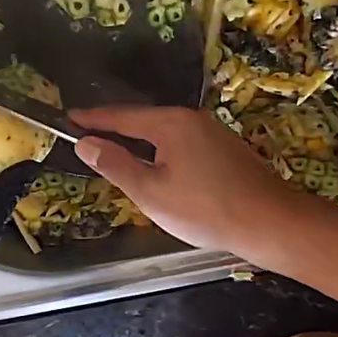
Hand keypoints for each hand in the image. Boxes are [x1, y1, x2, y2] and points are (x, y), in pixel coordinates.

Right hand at [69, 105, 323, 259]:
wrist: (268, 221)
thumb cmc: (204, 209)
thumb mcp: (151, 192)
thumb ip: (116, 165)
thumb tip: (86, 142)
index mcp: (170, 123)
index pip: (122, 116)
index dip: (93, 118)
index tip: (69, 117)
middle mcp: (192, 118)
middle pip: (145, 119)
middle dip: (116, 126)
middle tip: (88, 133)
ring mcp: (213, 131)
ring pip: (166, 131)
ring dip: (140, 138)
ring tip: (117, 147)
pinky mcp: (226, 148)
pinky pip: (183, 141)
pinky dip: (162, 148)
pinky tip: (159, 163)